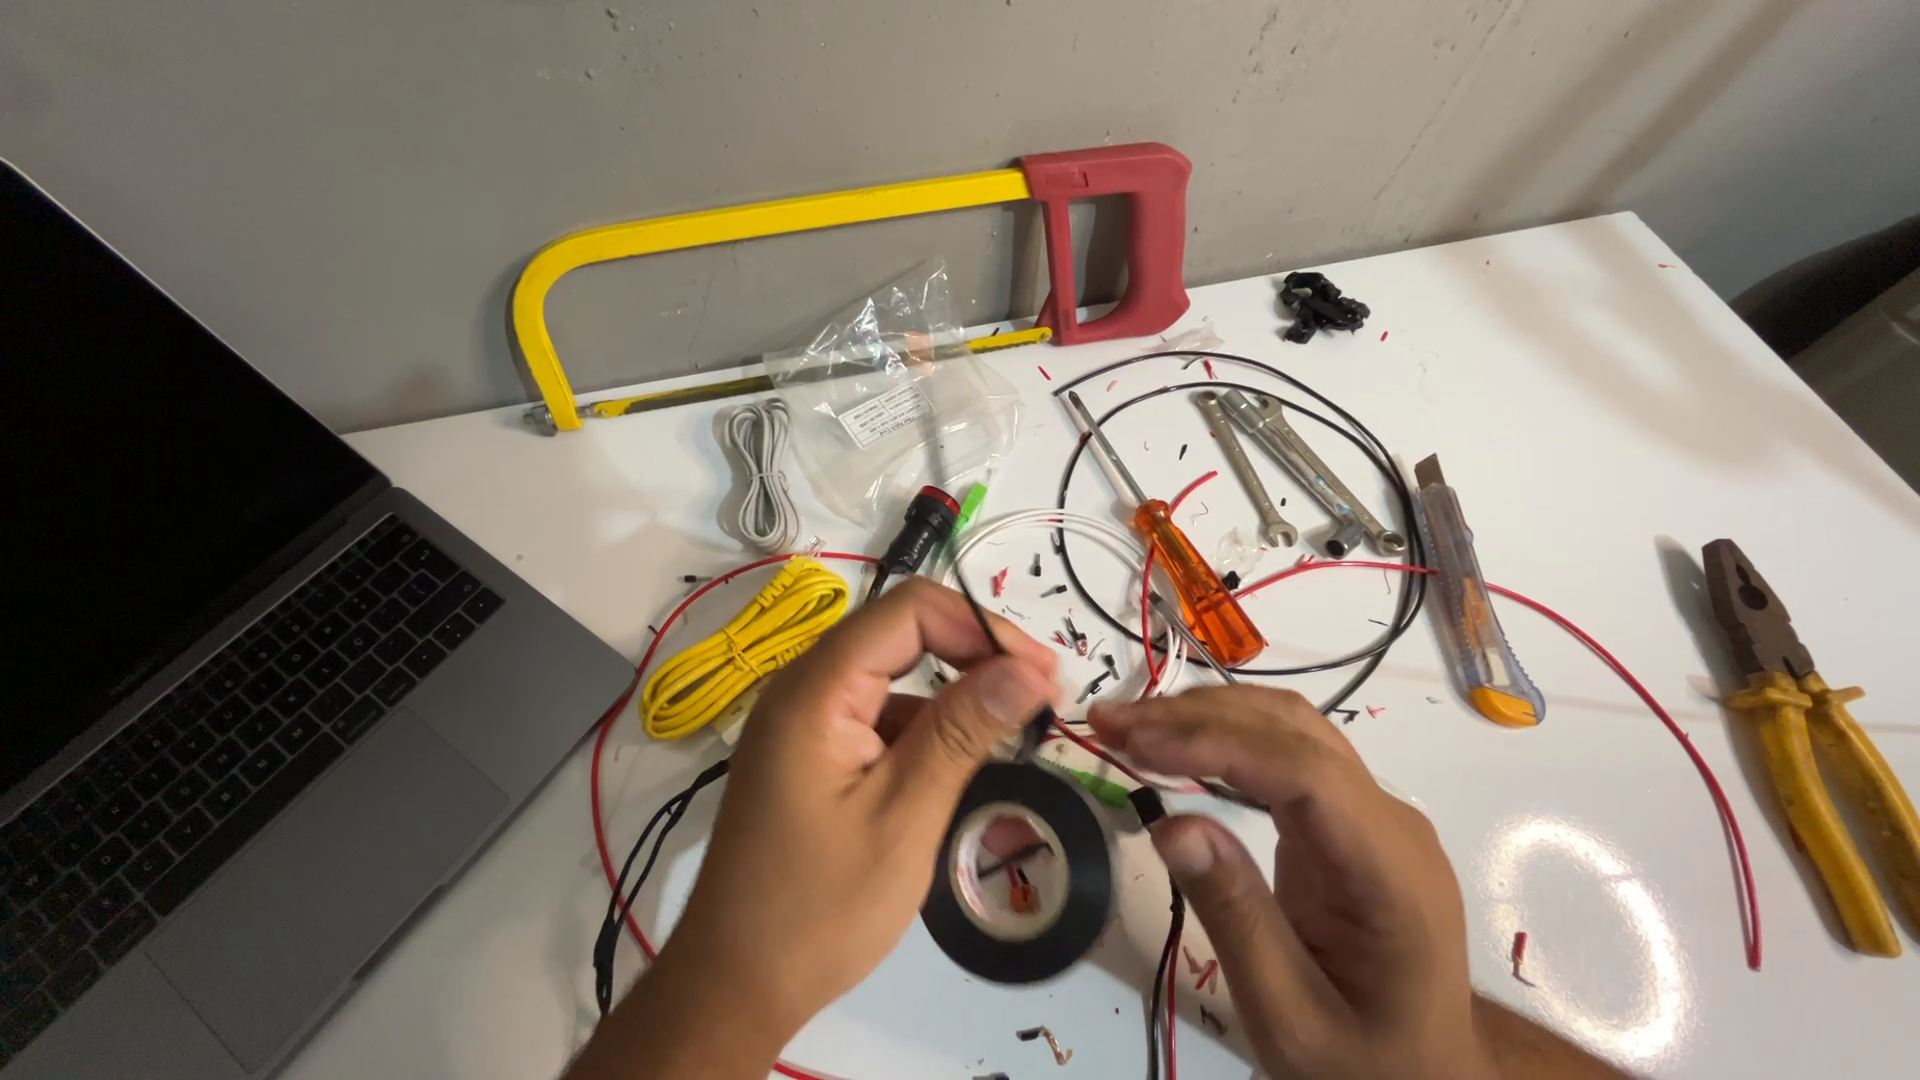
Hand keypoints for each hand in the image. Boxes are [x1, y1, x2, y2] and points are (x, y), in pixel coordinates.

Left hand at [568, 578, 1057, 1078]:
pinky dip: (926, 722)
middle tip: (1039, 693)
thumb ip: (963, 731)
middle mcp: (805, 686)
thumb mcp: (904, 816)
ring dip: (955, 689)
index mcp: (816, 689)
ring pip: (893, 672)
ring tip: (1013, 724)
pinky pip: (878, 711)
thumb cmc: (820, 908)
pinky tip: (961, 756)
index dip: (982, 627)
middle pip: (900, 632)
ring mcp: (805, 718)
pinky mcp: (813, 750)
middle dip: (974, 652)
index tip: (1041, 673)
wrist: (736, 984)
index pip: (909, 611)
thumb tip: (1029, 669)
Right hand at [1089, 687, 1492, 1079]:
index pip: (1305, 774)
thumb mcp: (1290, 1018)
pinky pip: (1282, 751)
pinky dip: (1220, 734)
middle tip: (1109, 724)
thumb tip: (1170, 825)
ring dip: (1202, 715)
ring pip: (1285, 726)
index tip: (1135, 746)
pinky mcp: (1342, 814)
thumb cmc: (1361, 1060)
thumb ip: (1236, 918)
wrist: (1428, 1073)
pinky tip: (1174, 741)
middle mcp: (1388, 819)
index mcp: (1390, 871)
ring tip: (1127, 725)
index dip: (1216, 746)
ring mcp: (1369, 810)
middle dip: (1193, 718)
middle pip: (1291, 732)